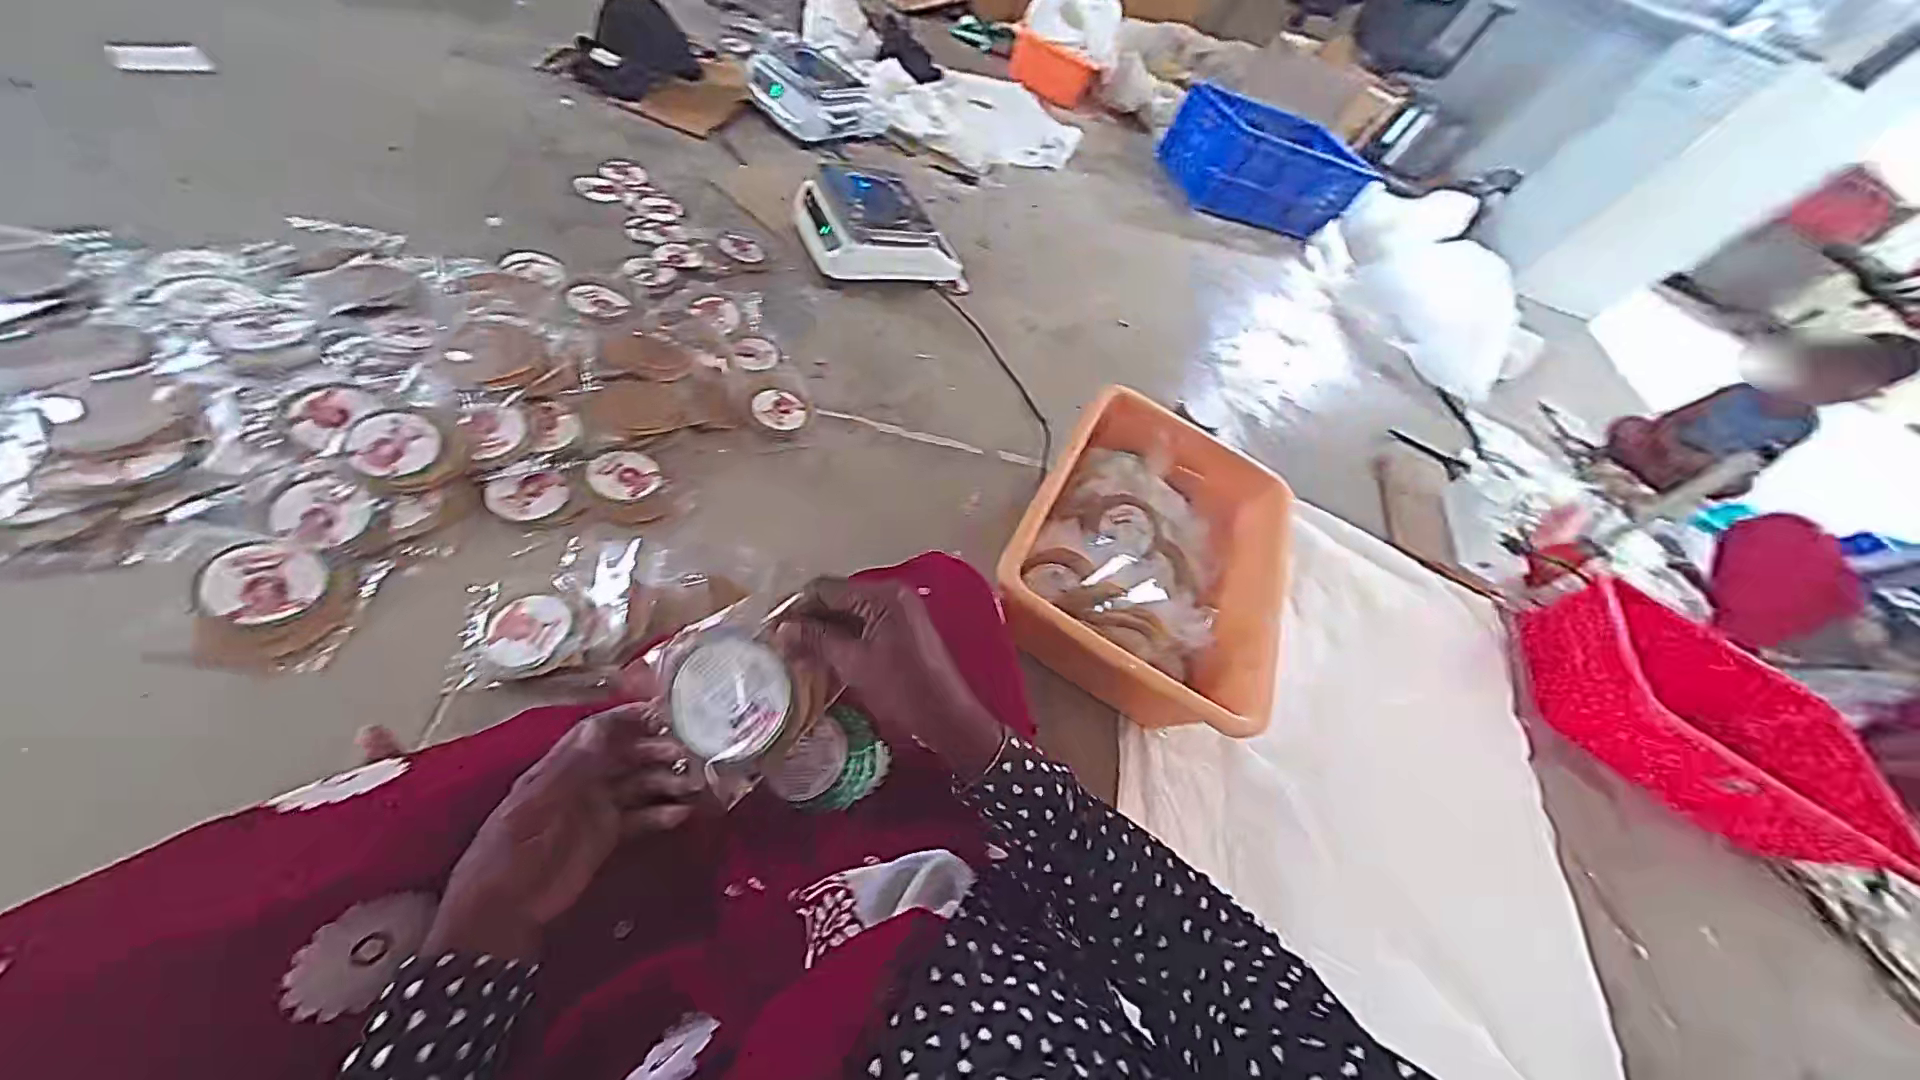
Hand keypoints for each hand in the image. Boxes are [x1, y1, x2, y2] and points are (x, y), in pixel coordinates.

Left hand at [424, 697, 703, 959]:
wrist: (501, 914)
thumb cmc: (510, 854)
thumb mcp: (536, 807)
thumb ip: (571, 767)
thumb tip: (600, 727)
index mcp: (559, 769)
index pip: (598, 732)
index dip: (627, 718)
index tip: (661, 711)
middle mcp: (583, 782)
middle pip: (626, 755)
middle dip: (656, 750)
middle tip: (684, 754)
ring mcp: (598, 808)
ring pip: (640, 783)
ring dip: (666, 781)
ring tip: (691, 786)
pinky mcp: (610, 835)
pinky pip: (642, 817)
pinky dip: (663, 814)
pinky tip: (682, 814)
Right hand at [779, 577, 1006, 779]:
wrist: (946, 716)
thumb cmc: (902, 689)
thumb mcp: (854, 664)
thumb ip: (817, 640)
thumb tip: (781, 629)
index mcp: (881, 596)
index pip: (825, 588)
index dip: (794, 605)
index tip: (768, 627)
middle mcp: (890, 595)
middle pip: (836, 597)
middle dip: (806, 618)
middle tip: (776, 641)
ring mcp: (897, 612)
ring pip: (848, 613)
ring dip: (821, 629)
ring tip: (791, 651)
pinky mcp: (900, 630)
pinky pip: (862, 624)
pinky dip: (841, 637)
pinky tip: (819, 655)